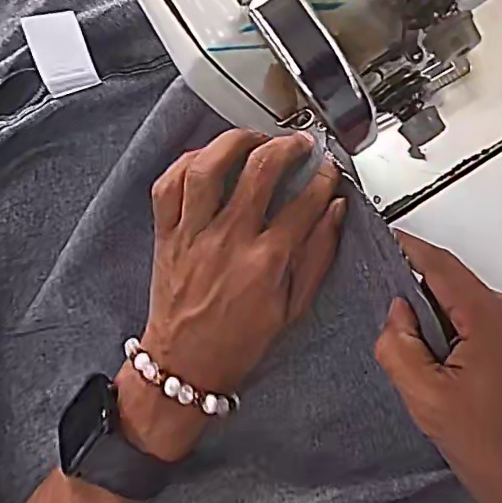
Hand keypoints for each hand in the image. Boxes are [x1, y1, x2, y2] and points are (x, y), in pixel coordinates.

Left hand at [118, 129, 347, 461]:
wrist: (185, 364)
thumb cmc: (238, 341)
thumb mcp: (294, 308)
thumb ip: (319, 255)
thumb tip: (335, 212)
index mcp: (266, 262)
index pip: (304, 203)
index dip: (323, 179)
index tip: (328, 170)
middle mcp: (229, 241)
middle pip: (259, 171)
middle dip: (287, 148)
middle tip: (298, 144)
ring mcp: (193, 234)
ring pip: (208, 168)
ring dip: (235, 142)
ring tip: (254, 138)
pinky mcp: (167, 234)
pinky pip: (168, 185)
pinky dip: (187, 162)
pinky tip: (207, 158)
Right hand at [373, 232, 501, 502]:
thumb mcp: (427, 401)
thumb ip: (399, 347)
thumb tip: (396, 316)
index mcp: (492, 319)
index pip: (442, 265)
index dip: (410, 248)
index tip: (390, 238)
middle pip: (456, 287)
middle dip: (423, 304)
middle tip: (402, 337)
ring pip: (472, 309)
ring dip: (446, 326)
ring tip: (436, 374)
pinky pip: (491, 326)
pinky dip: (466, 339)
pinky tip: (458, 379)